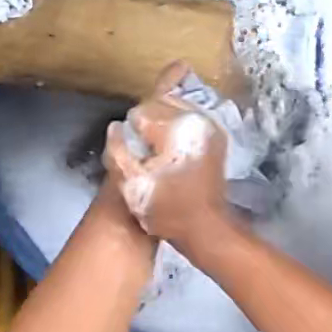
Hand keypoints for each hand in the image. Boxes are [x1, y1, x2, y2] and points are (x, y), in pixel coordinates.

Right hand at [104, 62, 232, 254]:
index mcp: (174, 127)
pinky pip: (190, 114)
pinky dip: (177, 122)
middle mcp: (195, 118)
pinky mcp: (216, 133)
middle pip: (159, 103)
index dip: (131, 130)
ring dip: (162, 119)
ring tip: (155, 144)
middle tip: (141, 146)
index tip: (131, 150)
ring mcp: (209, 124)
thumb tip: (115, 127)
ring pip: (175, 105)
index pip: (141, 112)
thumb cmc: (168, 210)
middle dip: (147, 121)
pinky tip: (171, 143)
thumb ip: (117, 152)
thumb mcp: (133, 186)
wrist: (208, 228)